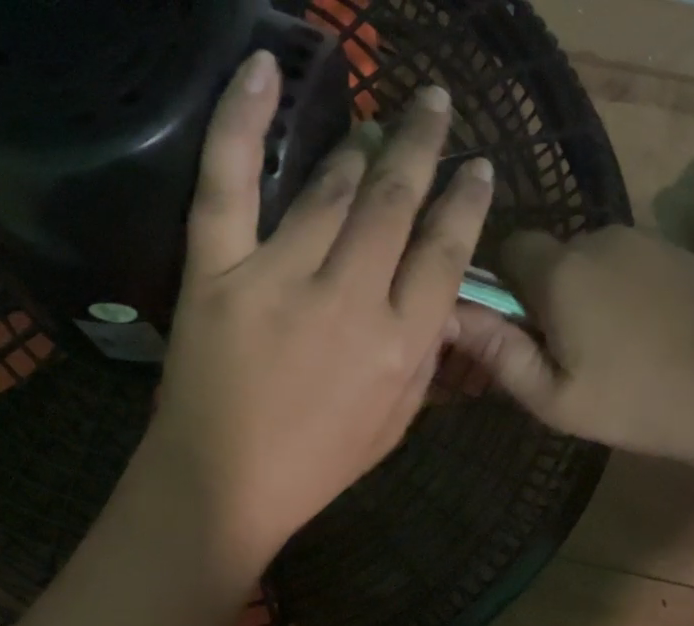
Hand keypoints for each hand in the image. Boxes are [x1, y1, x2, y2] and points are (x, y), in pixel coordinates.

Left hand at [142, 50, 493, 569]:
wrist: (221, 488)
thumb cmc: (314, 466)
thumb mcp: (394, 426)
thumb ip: (425, 359)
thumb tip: (444, 300)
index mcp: (399, 344)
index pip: (446, 252)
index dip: (465, 200)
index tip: (476, 167)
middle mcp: (349, 299)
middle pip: (395, 202)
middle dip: (422, 145)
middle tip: (434, 104)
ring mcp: (279, 277)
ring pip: (329, 190)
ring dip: (359, 149)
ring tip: (376, 126)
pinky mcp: (217, 271)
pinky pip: (229, 181)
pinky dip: (242, 120)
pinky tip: (264, 69)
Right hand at [452, 226, 693, 463]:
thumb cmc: (642, 402)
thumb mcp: (555, 398)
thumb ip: (498, 354)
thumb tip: (448, 316)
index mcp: (561, 271)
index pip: (508, 249)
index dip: (503, 288)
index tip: (517, 334)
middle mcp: (602, 239)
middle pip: (555, 258)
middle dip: (549, 296)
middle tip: (568, 358)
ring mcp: (653, 243)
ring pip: (599, 263)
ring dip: (593, 297)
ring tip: (618, 355)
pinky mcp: (691, 256)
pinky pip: (639, 270)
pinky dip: (633, 298)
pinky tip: (657, 343)